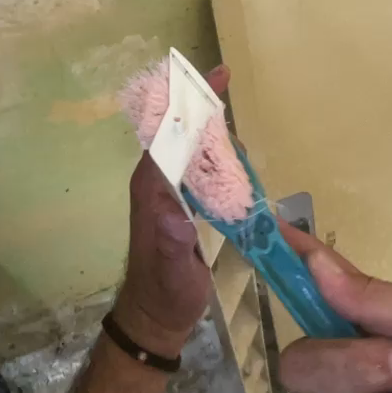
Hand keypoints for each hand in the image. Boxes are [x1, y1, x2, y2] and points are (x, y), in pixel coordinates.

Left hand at [110, 64, 230, 357]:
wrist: (156, 315)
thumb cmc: (165, 292)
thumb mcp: (172, 272)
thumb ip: (172, 244)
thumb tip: (173, 214)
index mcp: (153, 186)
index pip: (169, 131)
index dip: (190, 101)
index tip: (214, 77)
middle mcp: (158, 179)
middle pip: (180, 129)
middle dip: (204, 106)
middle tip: (227, 89)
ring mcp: (170, 188)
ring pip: (191, 145)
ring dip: (214, 132)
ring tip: (238, 138)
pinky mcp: (182, 200)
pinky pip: (199, 165)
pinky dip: (218, 155)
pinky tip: (237, 161)